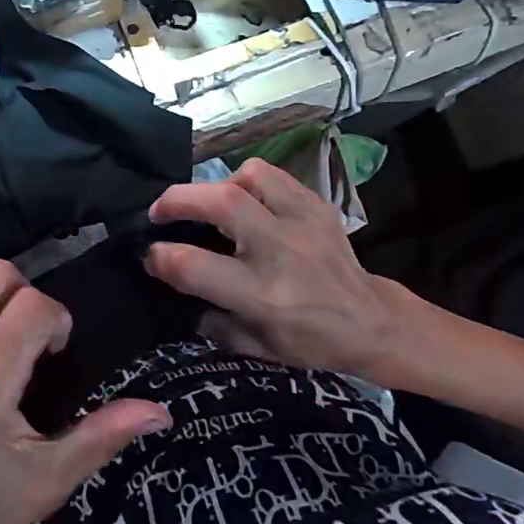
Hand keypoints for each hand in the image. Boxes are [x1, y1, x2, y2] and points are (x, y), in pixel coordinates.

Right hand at [143, 158, 429, 384]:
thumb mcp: (255, 347)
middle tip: (158, 210)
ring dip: (216, 185)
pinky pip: (271, 175)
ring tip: (209, 204)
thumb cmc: (310, 341)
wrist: (373, 323)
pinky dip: (247, 182)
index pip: (194, 266)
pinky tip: (245, 201)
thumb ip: (210, 318)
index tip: (150, 255)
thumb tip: (175, 282)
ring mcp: (302, 222)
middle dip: (177, 199)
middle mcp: (280, 251)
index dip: (160, 257)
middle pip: (220, 202)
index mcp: (262, 295)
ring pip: (248, 177)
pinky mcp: (316, 205)